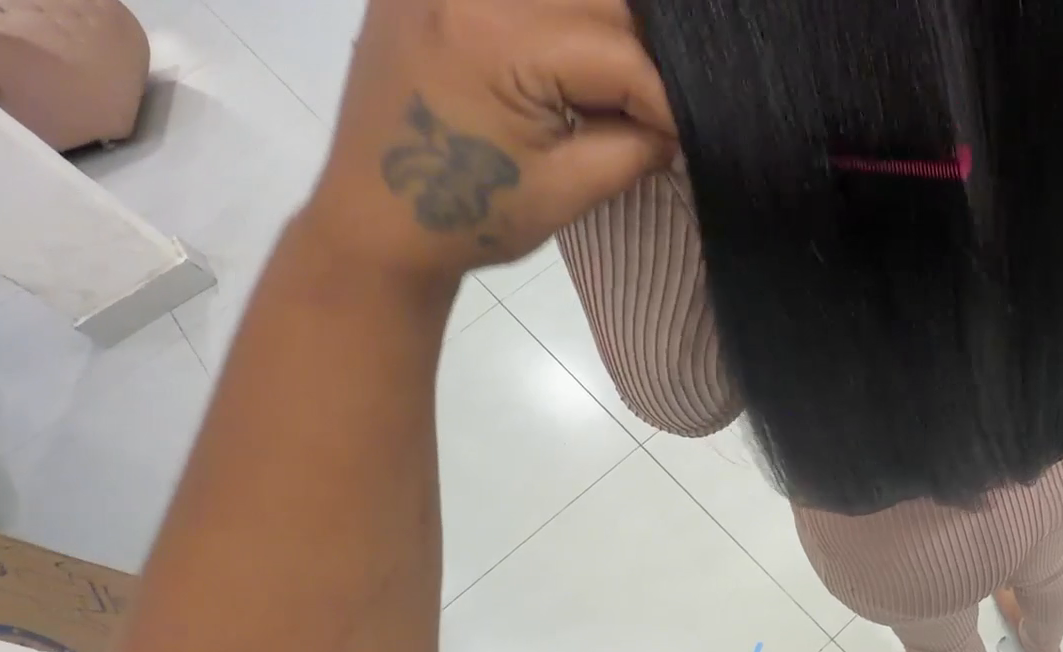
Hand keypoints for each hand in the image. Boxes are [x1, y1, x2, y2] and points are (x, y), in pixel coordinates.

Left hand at [302, 0, 676, 280]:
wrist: (376, 219)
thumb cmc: (473, 215)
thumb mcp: (571, 188)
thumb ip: (637, 147)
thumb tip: (677, 127)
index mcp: (498, 38)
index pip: (621, 52)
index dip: (666, 100)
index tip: (686, 140)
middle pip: (601, 0)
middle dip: (644, 59)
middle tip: (657, 113)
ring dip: (607, 33)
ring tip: (618, 88)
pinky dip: (562, 20)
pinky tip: (569, 63)